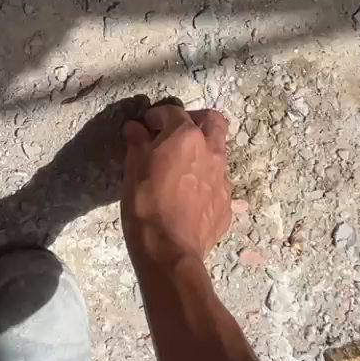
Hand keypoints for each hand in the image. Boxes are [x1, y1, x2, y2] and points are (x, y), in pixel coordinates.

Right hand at [121, 103, 231, 266]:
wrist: (169, 249)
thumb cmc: (145, 200)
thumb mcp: (133, 166)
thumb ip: (137, 141)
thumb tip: (136, 128)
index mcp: (186, 137)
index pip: (173, 111)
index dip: (156, 115)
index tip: (145, 126)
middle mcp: (211, 152)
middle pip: (214, 121)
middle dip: (195, 120)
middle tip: (174, 133)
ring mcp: (223, 179)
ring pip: (217, 152)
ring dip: (200, 152)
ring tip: (178, 168)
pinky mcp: (226, 204)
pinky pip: (216, 182)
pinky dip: (203, 179)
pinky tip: (185, 195)